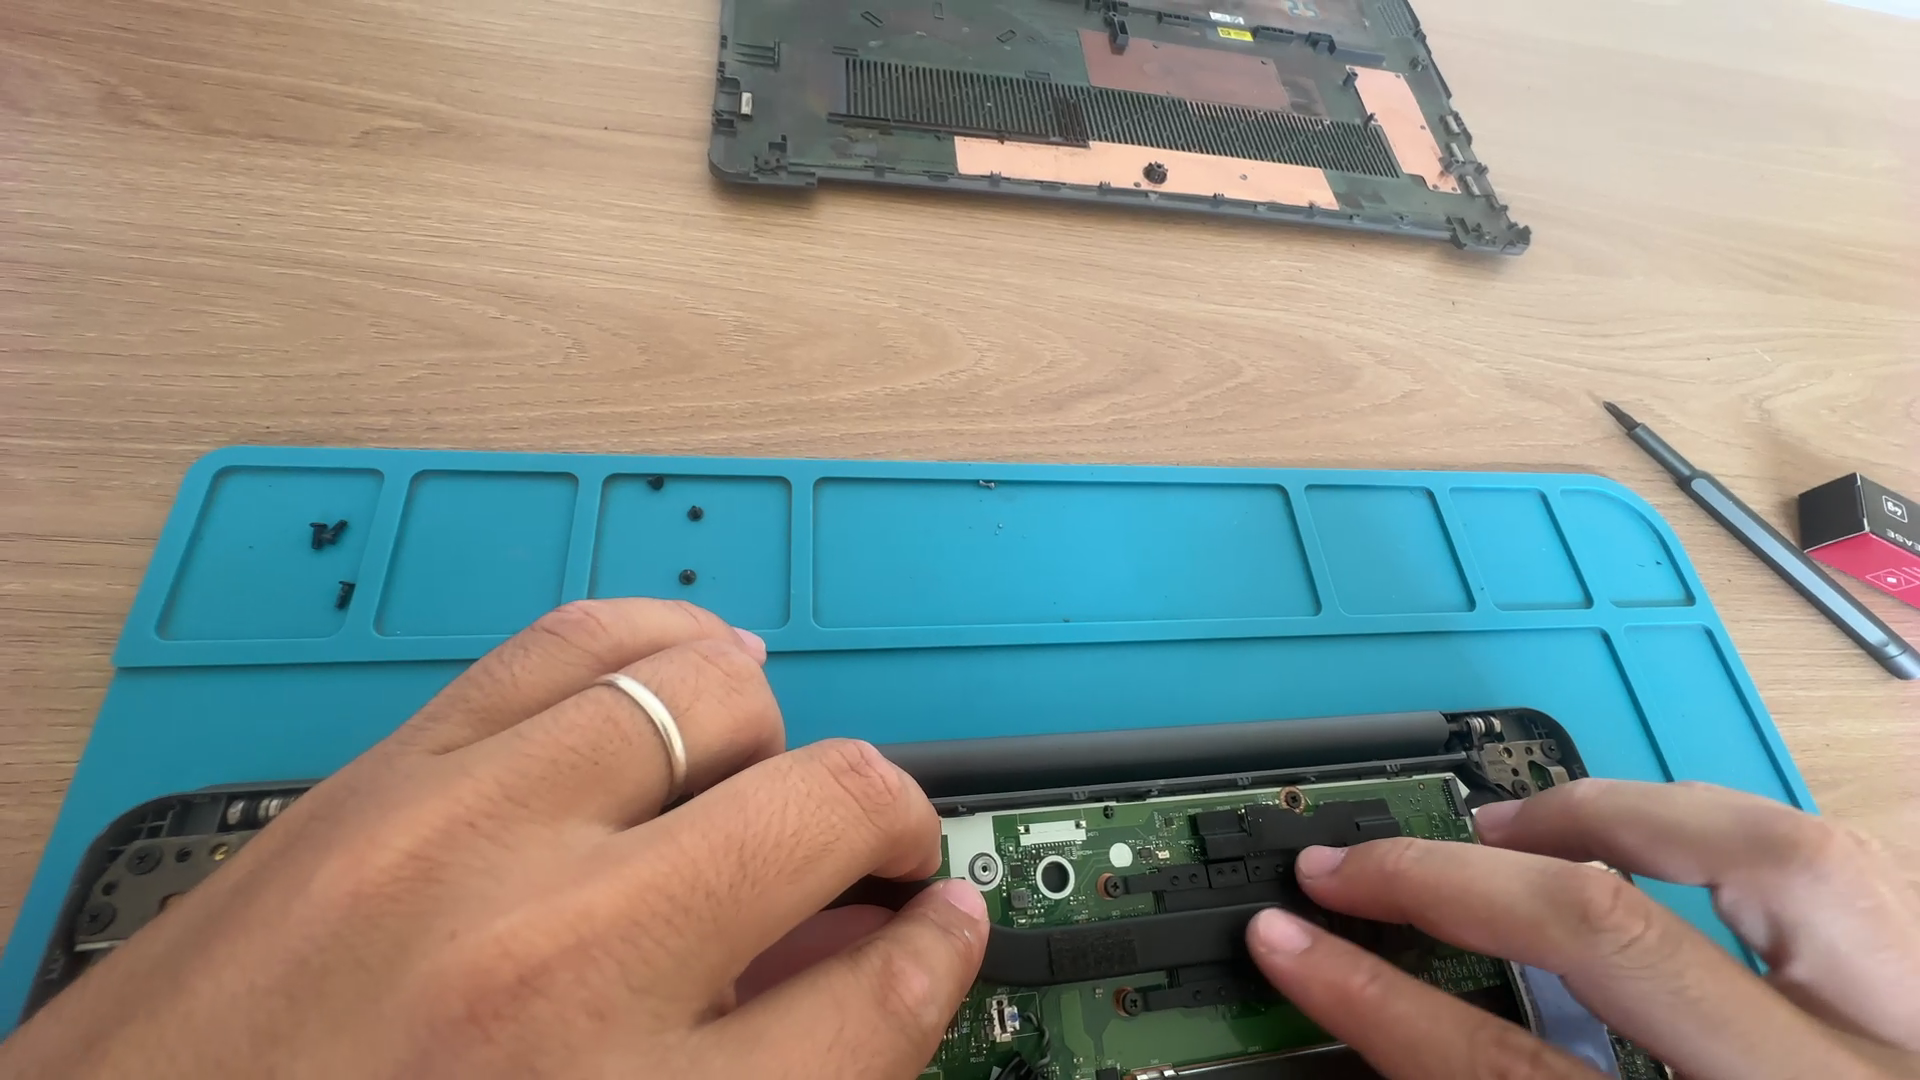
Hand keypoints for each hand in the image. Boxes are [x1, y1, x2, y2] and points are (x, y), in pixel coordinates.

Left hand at [0, 599, 988, 1078]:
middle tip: (885, 848)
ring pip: (720, 691)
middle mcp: (559, 970)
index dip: (935, 953)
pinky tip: (696, 672)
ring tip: (767, 777)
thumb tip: (870, 956)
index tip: (946, 922)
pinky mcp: (376, 779)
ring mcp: (458, 845)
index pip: (875, 1002)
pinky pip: (584, 640)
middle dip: (891, 822)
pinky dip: (673, 640)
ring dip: (780, 736)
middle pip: (827, 808)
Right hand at [1244, 779, 1919, 1077]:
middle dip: (1448, 883)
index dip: (1377, 1002)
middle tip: (1358, 863)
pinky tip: (1657, 842)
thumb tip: (1407, 1040)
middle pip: (1619, 943)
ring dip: (1603, 815)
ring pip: (1774, 859)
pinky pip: (1857, 868)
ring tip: (1510, 820)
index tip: (1289, 941)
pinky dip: (1725, 832)